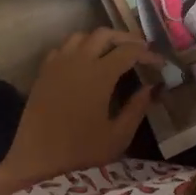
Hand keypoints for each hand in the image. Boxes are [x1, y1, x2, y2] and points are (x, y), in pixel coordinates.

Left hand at [0, 29, 163, 188]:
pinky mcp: (43, 73)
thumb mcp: (118, 136)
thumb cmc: (80, 151)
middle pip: (104, 34)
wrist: (36, 160)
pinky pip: (62, 48)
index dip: (147, 53)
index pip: (129, 51)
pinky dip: (77, 48)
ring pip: (81, 36)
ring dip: (100, 39)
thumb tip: (151, 88)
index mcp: (99, 75)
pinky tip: (84, 62)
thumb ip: (137, 109)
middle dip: (125, 38)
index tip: (159, 62)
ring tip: (113, 52)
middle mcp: (78, 61)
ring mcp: (57, 65)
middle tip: (140, 50)